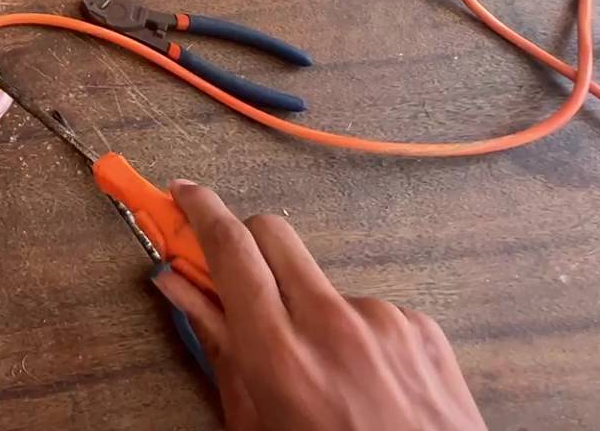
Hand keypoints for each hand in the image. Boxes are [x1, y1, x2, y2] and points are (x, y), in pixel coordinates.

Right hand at [151, 181, 484, 430]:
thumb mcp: (256, 424)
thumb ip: (216, 345)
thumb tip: (174, 282)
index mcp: (281, 355)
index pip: (230, 248)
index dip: (199, 209)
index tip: (182, 192)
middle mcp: (333, 325)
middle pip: (271, 231)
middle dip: (247, 240)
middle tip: (240, 276)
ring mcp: (385, 322)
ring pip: (319, 278)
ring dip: (305, 302)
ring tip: (324, 367)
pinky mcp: (425, 330)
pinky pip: (368, 309)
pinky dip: (355, 331)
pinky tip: (367, 380)